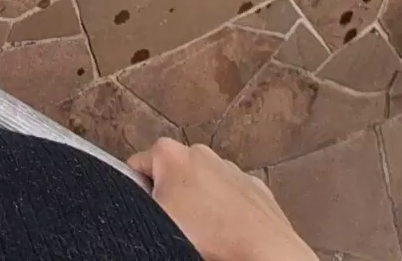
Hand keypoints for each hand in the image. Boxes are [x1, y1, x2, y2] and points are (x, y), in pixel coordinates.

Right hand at [128, 139, 317, 260]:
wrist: (268, 256)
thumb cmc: (208, 235)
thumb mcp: (155, 216)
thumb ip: (137, 200)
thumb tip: (134, 201)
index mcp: (167, 151)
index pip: (136, 168)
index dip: (140, 194)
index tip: (154, 215)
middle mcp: (198, 150)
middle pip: (171, 175)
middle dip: (173, 197)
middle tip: (181, 226)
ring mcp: (231, 168)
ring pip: (203, 186)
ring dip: (202, 203)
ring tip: (211, 234)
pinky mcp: (258, 188)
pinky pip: (233, 197)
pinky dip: (230, 210)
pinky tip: (233, 232)